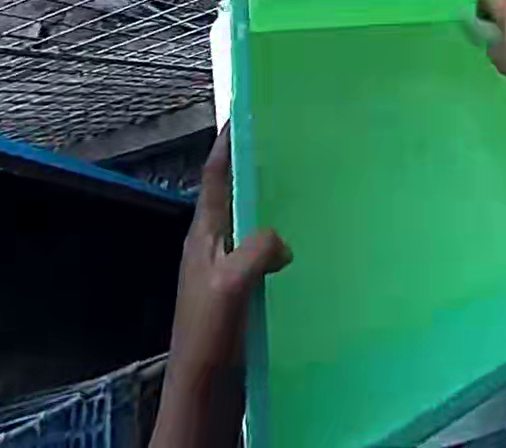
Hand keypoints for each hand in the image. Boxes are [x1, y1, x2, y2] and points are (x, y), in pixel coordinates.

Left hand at [151, 127, 289, 447]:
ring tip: (300, 184)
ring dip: (268, 202)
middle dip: (251, 166)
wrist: (202, 393)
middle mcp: (213, 244)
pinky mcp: (241, 289)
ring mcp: (226, 268)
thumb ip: (257, 249)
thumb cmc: (208, 334)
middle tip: (282, 142)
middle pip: (232, 194)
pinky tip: (303, 239)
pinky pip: (261, 251)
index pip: (212, 177)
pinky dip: (278, 237)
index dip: (224, 145)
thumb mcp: (231, 284)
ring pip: (250, 222)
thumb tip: (284, 240)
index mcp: (203, 235)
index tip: (239, 114)